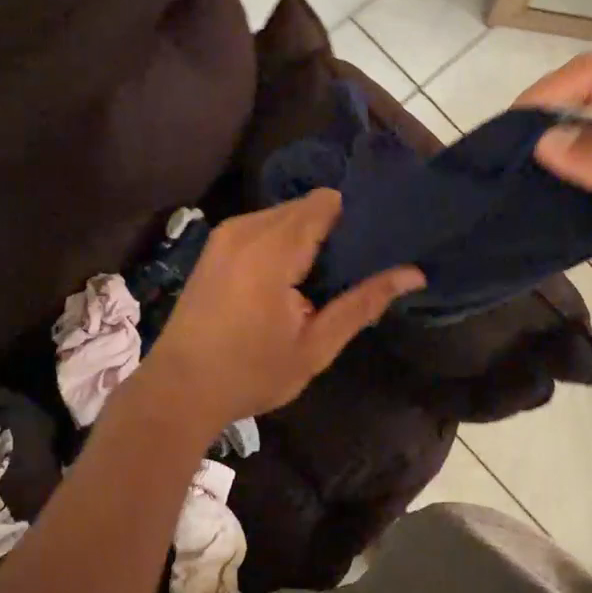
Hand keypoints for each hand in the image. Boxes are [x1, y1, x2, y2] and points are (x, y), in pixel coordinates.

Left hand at [139, 188, 424, 432]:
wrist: (177, 390)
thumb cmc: (250, 372)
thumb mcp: (315, 345)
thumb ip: (363, 303)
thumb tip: (414, 274)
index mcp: (272, 248)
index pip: (327, 202)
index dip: (356, 218)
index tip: (377, 245)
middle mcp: (246, 228)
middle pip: (306, 206)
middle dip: (334, 230)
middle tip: (354, 269)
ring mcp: (225, 235)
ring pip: (283, 215)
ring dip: (307, 237)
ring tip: (324, 278)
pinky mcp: (214, 247)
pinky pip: (262, 227)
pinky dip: (283, 243)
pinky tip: (291, 280)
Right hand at [516, 54, 591, 341]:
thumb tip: (547, 135)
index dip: (552, 93)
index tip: (511, 133)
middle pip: (586, 98)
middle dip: (541, 121)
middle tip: (502, 162)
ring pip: (578, 132)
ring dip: (542, 150)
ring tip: (507, 178)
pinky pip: (580, 166)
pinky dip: (552, 176)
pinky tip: (530, 196)